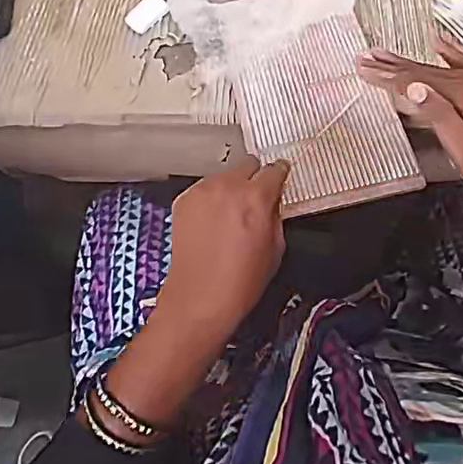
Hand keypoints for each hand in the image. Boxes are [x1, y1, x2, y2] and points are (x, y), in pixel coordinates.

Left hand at [152, 156, 289, 339]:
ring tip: (230, 217)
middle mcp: (227, 188)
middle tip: (254, 199)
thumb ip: (276, 215)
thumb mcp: (276, 248)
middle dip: (254, 179)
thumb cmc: (238, 281)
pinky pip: (203, 189)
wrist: (200, 298)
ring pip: (224, 176)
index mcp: (255, 198)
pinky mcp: (183, 201)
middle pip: (247, 165)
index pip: (274, 170)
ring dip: (230, 189)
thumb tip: (273, 203)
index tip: (279, 178)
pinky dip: (210, 199)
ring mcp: (202, 192)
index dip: (279, 175)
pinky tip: (212, 222)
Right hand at [357, 41, 462, 208]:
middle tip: (364, 58)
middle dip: (390, 65)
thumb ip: (441, 117)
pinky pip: (460, 65)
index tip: (363, 69)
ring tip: (382, 54)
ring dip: (406, 61)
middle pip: (422, 70)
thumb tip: (415, 88)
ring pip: (434, 67)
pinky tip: (437, 41)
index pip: (415, 80)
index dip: (386, 76)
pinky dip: (446, 51)